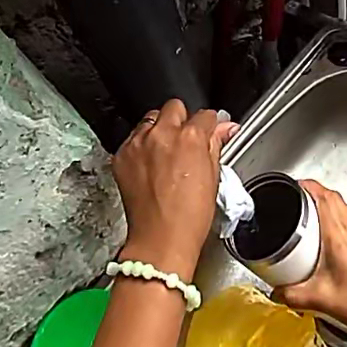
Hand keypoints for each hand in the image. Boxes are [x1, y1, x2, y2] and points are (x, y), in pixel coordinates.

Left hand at [111, 101, 238, 279]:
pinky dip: (142, 145)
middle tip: (186, 139)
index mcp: (191, 137)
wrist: (161, 239)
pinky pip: (133, 138)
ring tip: (166, 151)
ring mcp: (139, 144)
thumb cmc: (189, 216)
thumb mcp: (213, 176)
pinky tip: (151, 164)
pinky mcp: (122, 155)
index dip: (210, 125)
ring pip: (150, 119)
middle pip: (174, 107)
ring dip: (160, 129)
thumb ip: (216, 144)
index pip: (205, 115)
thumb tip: (225, 128)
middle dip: (183, 120)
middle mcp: (162, 134)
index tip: (210, 131)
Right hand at [275, 180, 346, 339]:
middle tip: (299, 198)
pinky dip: (336, 222)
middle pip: (334, 199)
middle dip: (314, 193)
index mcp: (339, 236)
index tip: (295, 185)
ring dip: (327, 206)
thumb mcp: (318, 299)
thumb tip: (277, 292)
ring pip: (344, 210)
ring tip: (309, 216)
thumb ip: (291, 296)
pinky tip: (327, 242)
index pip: (324, 197)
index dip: (308, 186)